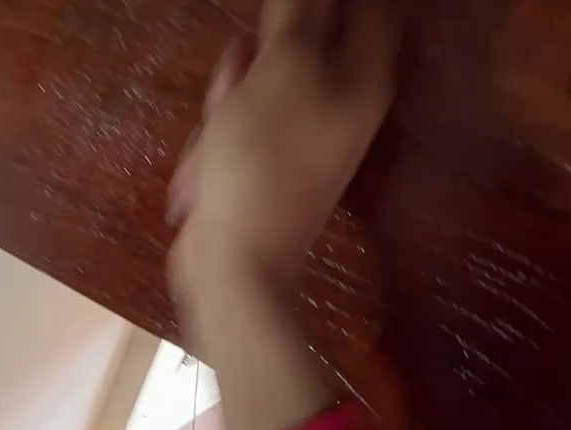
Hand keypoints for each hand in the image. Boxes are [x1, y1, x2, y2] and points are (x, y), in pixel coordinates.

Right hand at [168, 0, 397, 294]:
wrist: (234, 262)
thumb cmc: (260, 163)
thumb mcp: (280, 69)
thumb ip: (298, 11)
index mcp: (362, 83)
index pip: (367, 9)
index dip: (325, 1)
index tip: (284, 6)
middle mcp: (339, 111)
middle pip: (306, 45)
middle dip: (262, 53)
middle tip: (244, 71)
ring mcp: (300, 144)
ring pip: (261, 87)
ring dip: (229, 101)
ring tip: (216, 134)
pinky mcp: (263, 170)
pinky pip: (240, 130)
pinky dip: (218, 139)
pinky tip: (203, 168)